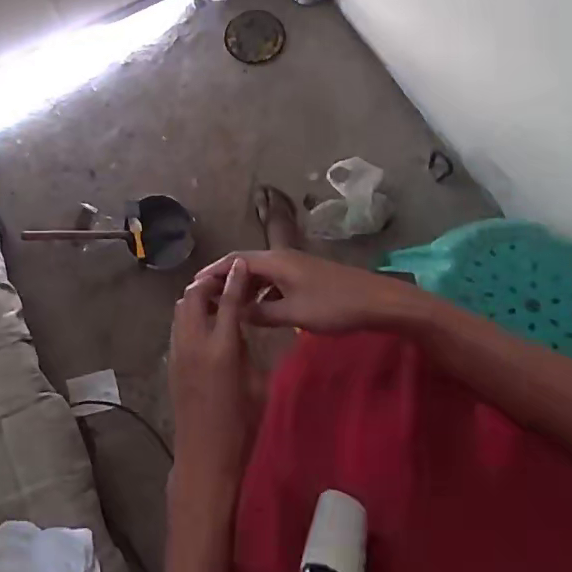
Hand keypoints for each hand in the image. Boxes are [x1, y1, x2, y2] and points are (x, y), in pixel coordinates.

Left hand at [169, 256, 258, 483]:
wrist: (205, 456)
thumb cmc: (242, 424)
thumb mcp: (256, 383)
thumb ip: (246, 347)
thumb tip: (240, 326)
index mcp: (222, 349)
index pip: (227, 301)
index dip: (235, 278)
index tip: (241, 263)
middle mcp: (194, 344)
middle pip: (193, 296)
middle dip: (208, 283)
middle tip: (225, 282)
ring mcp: (178, 352)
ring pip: (180, 309)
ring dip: (196, 298)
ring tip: (215, 300)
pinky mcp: (171, 362)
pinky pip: (177, 326)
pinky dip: (189, 316)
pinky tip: (205, 325)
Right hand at [189, 249, 431, 334]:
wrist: (378, 301)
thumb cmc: (334, 306)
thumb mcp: (294, 314)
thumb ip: (262, 313)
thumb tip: (235, 313)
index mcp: (275, 261)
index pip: (234, 261)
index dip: (212, 272)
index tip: (193, 286)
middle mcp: (282, 257)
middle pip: (245, 265)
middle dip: (225, 280)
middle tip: (206, 299)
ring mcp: (296, 266)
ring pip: (261, 274)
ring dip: (244, 288)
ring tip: (228, 308)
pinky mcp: (306, 277)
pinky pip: (274, 281)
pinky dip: (261, 293)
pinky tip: (260, 311)